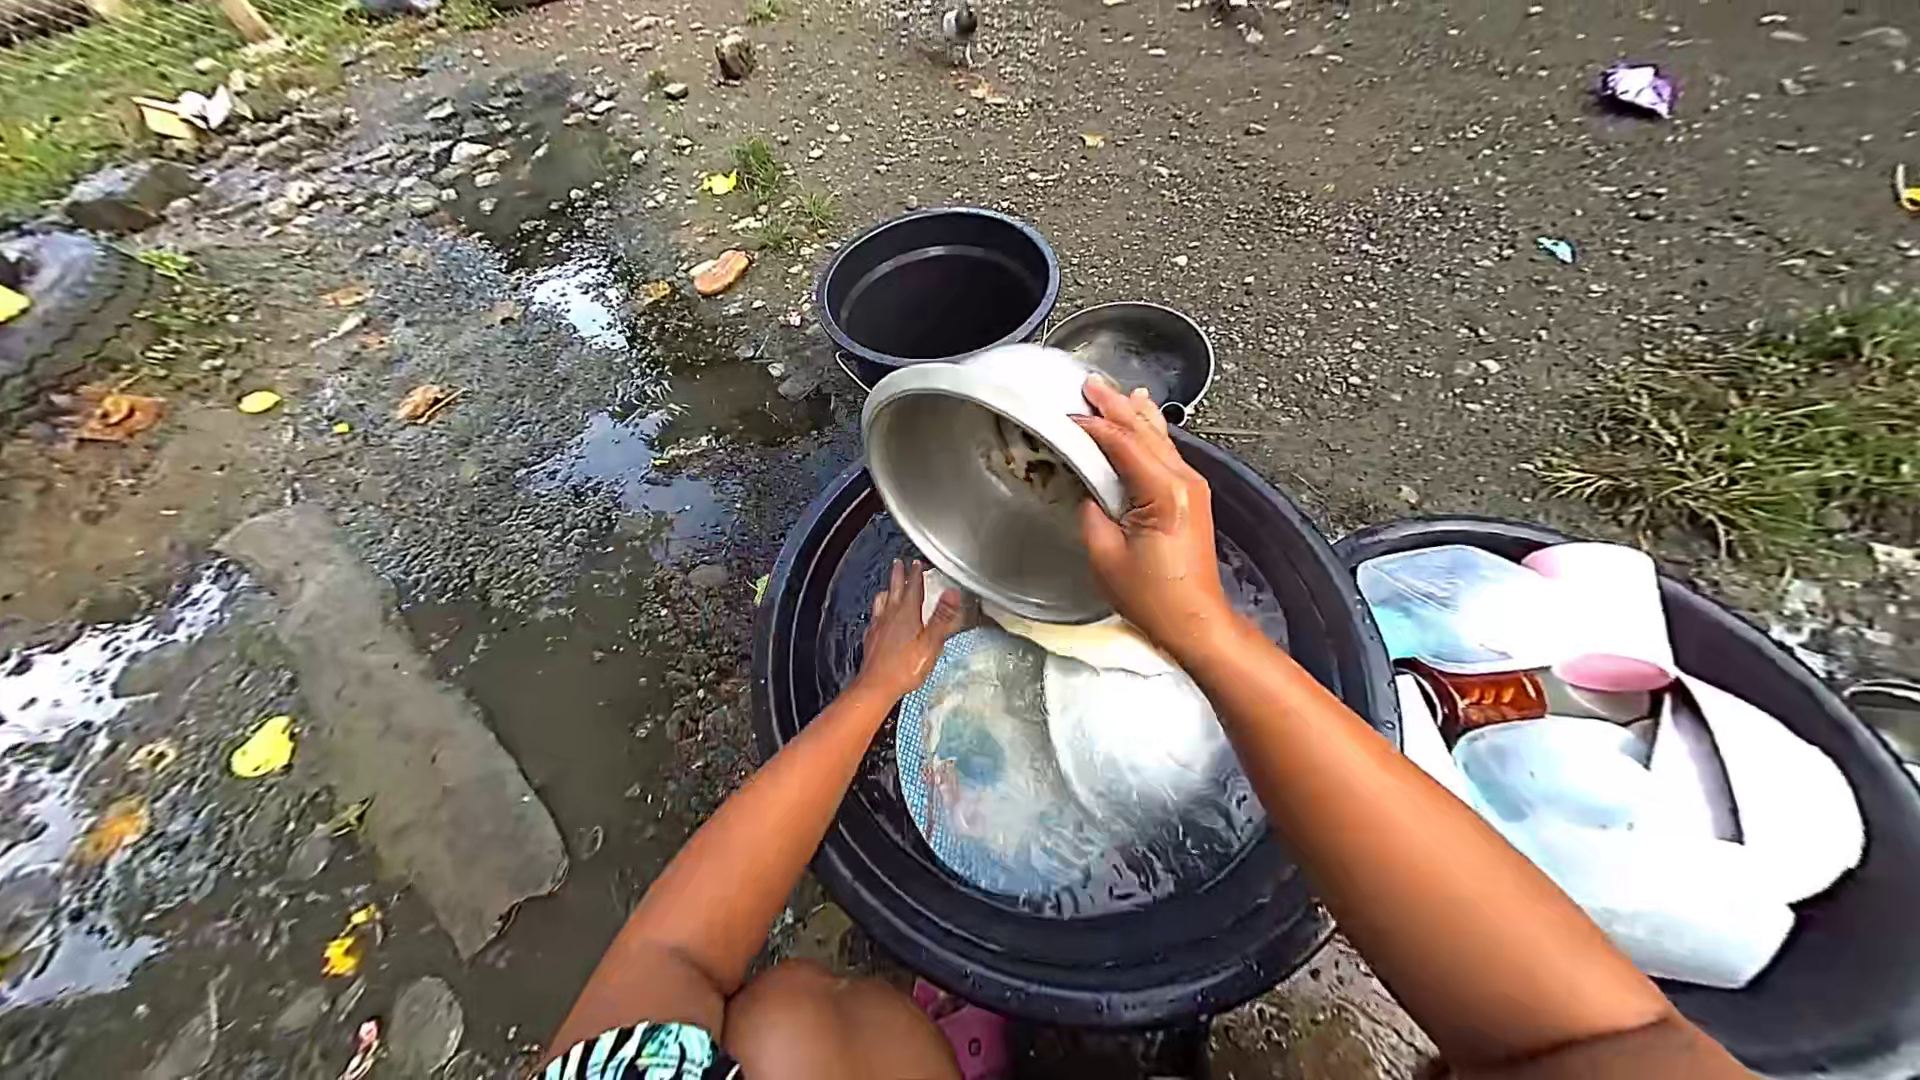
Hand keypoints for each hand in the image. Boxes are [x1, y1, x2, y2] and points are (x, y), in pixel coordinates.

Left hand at [855, 558, 961, 700]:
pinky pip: (874, 617)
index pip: (912, 588)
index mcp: (906, 614)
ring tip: (888, 587)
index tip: (917, 563)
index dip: (916, 574)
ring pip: (882, 601)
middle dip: (898, 575)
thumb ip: (942, 617)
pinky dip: (878, 610)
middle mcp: (890, 616)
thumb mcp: (931, 642)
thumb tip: (952, 593)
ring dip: (887, 590)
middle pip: (894, 589)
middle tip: (899, 564)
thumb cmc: (905, 667)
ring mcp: (879, 626)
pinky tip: (878, 617)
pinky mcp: (872, 638)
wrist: (877, 686)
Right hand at [1074, 378, 1235, 657]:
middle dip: (1115, 407)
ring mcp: (1192, 487)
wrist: (1194, 619)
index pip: (1123, 445)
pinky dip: (1149, 434)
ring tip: (1116, 392)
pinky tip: (1146, 420)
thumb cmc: (1153, 596)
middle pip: (1145, 432)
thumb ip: (1092, 513)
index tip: (1069, 416)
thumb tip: (1089, 491)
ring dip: (1134, 414)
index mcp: (1163, 493)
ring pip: (1159, 437)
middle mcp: (1184, 482)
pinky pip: (1167, 453)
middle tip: (1091, 386)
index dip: (1093, 427)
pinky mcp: (1191, 497)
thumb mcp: (1105, 555)